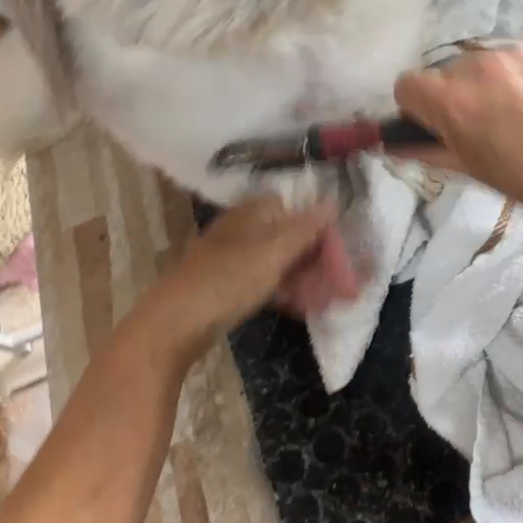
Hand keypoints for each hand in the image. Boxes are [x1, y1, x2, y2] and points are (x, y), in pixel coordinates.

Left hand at [130, 194, 356, 368]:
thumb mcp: (274, 251)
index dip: (326, 237)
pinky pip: (269, 282)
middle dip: (323, 263)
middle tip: (347, 291)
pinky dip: (289, 292)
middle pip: (295, 239)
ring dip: (310, 280)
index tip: (346, 264)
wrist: (175, 322)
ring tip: (333, 303)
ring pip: (284, 263)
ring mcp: (237, 258)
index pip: (302, 214)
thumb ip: (306, 227)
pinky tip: (306, 308)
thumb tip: (333, 200)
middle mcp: (247, 229)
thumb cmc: (229, 279)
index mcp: (256, 212)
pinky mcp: (230, 285)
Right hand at [394, 37, 522, 231]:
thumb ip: (430, 150)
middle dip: (456, 96)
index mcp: (454, 102)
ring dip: (489, 83)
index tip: (435, 125)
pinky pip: (518, 56)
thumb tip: (397, 143)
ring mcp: (516, 50)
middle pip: (446, 73)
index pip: (406, 85)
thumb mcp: (476, 173)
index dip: (416, 108)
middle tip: (486, 128)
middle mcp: (479, 66)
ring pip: (482, 62)